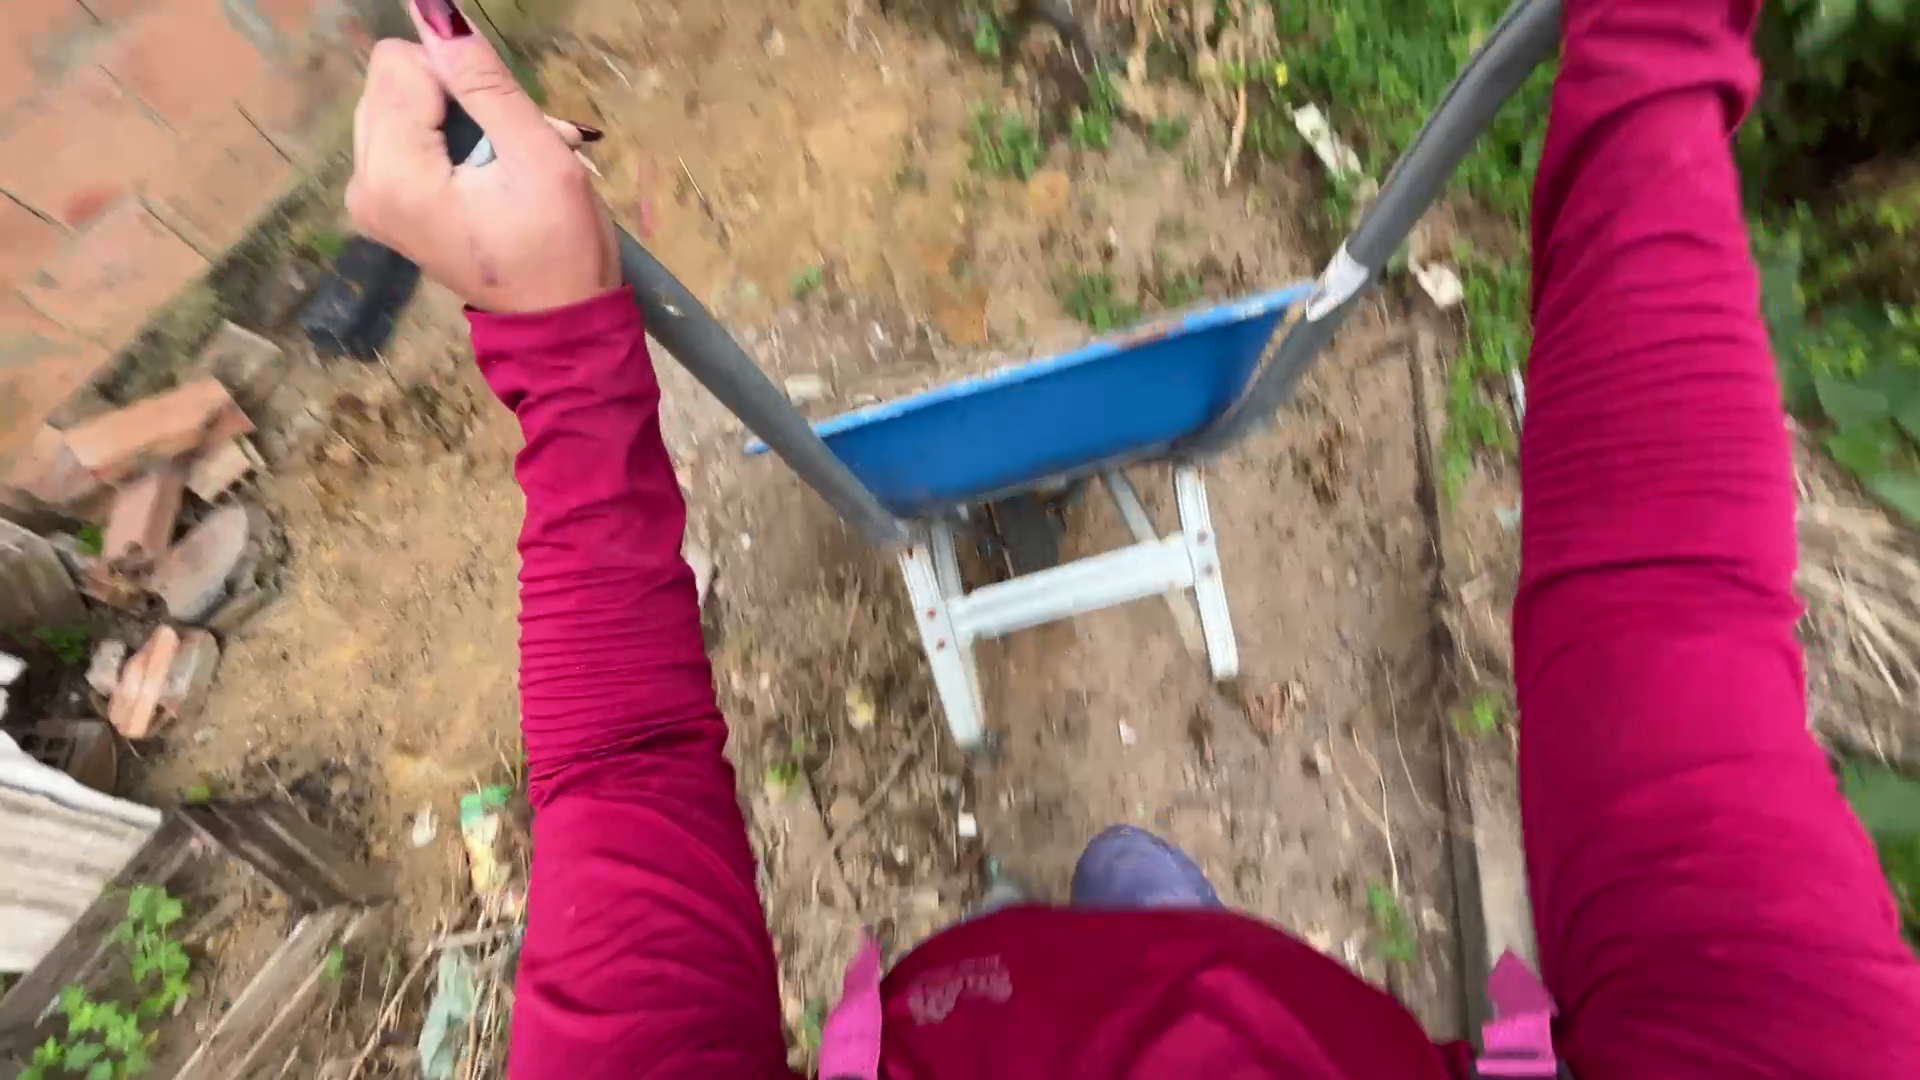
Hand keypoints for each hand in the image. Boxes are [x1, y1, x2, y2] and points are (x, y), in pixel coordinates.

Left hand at [346, 0, 617, 312]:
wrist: (564, 328)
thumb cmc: (566, 253)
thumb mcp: (543, 162)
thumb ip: (486, 83)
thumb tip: (435, 9)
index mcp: (397, 174)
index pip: (403, 65)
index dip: (468, 83)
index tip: (518, 125)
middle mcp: (365, 185)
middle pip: (396, 86)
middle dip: (466, 105)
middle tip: (531, 144)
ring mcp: (373, 204)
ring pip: (403, 114)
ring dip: (466, 127)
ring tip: (522, 166)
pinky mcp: (390, 215)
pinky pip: (408, 149)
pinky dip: (455, 152)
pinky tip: (499, 178)